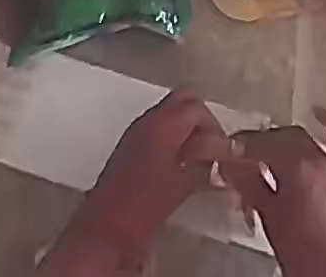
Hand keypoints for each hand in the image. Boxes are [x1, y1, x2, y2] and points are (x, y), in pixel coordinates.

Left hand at [45, 90, 229, 272]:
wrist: (105, 226)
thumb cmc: (144, 205)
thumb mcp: (182, 185)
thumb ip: (202, 165)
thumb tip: (213, 158)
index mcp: (163, 124)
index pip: (196, 107)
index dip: (213, 125)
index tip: (220, 147)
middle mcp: (148, 119)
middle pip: (183, 99)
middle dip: (200, 117)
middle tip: (211, 143)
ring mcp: (136, 129)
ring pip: (169, 110)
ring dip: (185, 125)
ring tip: (197, 154)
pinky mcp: (129, 142)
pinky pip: (156, 125)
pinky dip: (171, 134)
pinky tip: (177, 162)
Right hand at [220, 109, 325, 276]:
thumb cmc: (299, 251)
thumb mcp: (269, 215)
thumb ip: (249, 183)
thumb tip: (229, 163)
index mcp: (298, 167)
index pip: (263, 144)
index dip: (242, 145)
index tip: (228, 148)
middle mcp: (317, 159)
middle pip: (281, 137)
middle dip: (259, 142)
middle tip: (241, 152)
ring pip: (302, 138)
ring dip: (281, 139)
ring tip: (264, 149)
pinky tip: (317, 112)